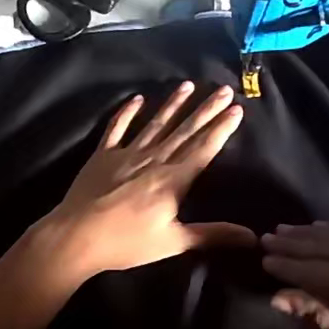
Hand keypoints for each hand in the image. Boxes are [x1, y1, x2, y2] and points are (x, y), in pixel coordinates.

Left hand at [35, 82, 253, 278]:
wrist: (75, 237)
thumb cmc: (126, 242)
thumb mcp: (173, 241)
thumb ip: (212, 234)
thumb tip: (252, 237)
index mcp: (173, 180)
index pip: (204, 148)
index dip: (222, 128)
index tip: (236, 109)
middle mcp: (154, 160)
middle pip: (185, 131)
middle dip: (206, 110)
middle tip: (224, 89)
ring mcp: (127, 154)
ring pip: (156, 124)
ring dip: (173, 104)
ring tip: (188, 85)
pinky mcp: (103, 155)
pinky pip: (118, 128)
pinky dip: (127, 113)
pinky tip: (137, 99)